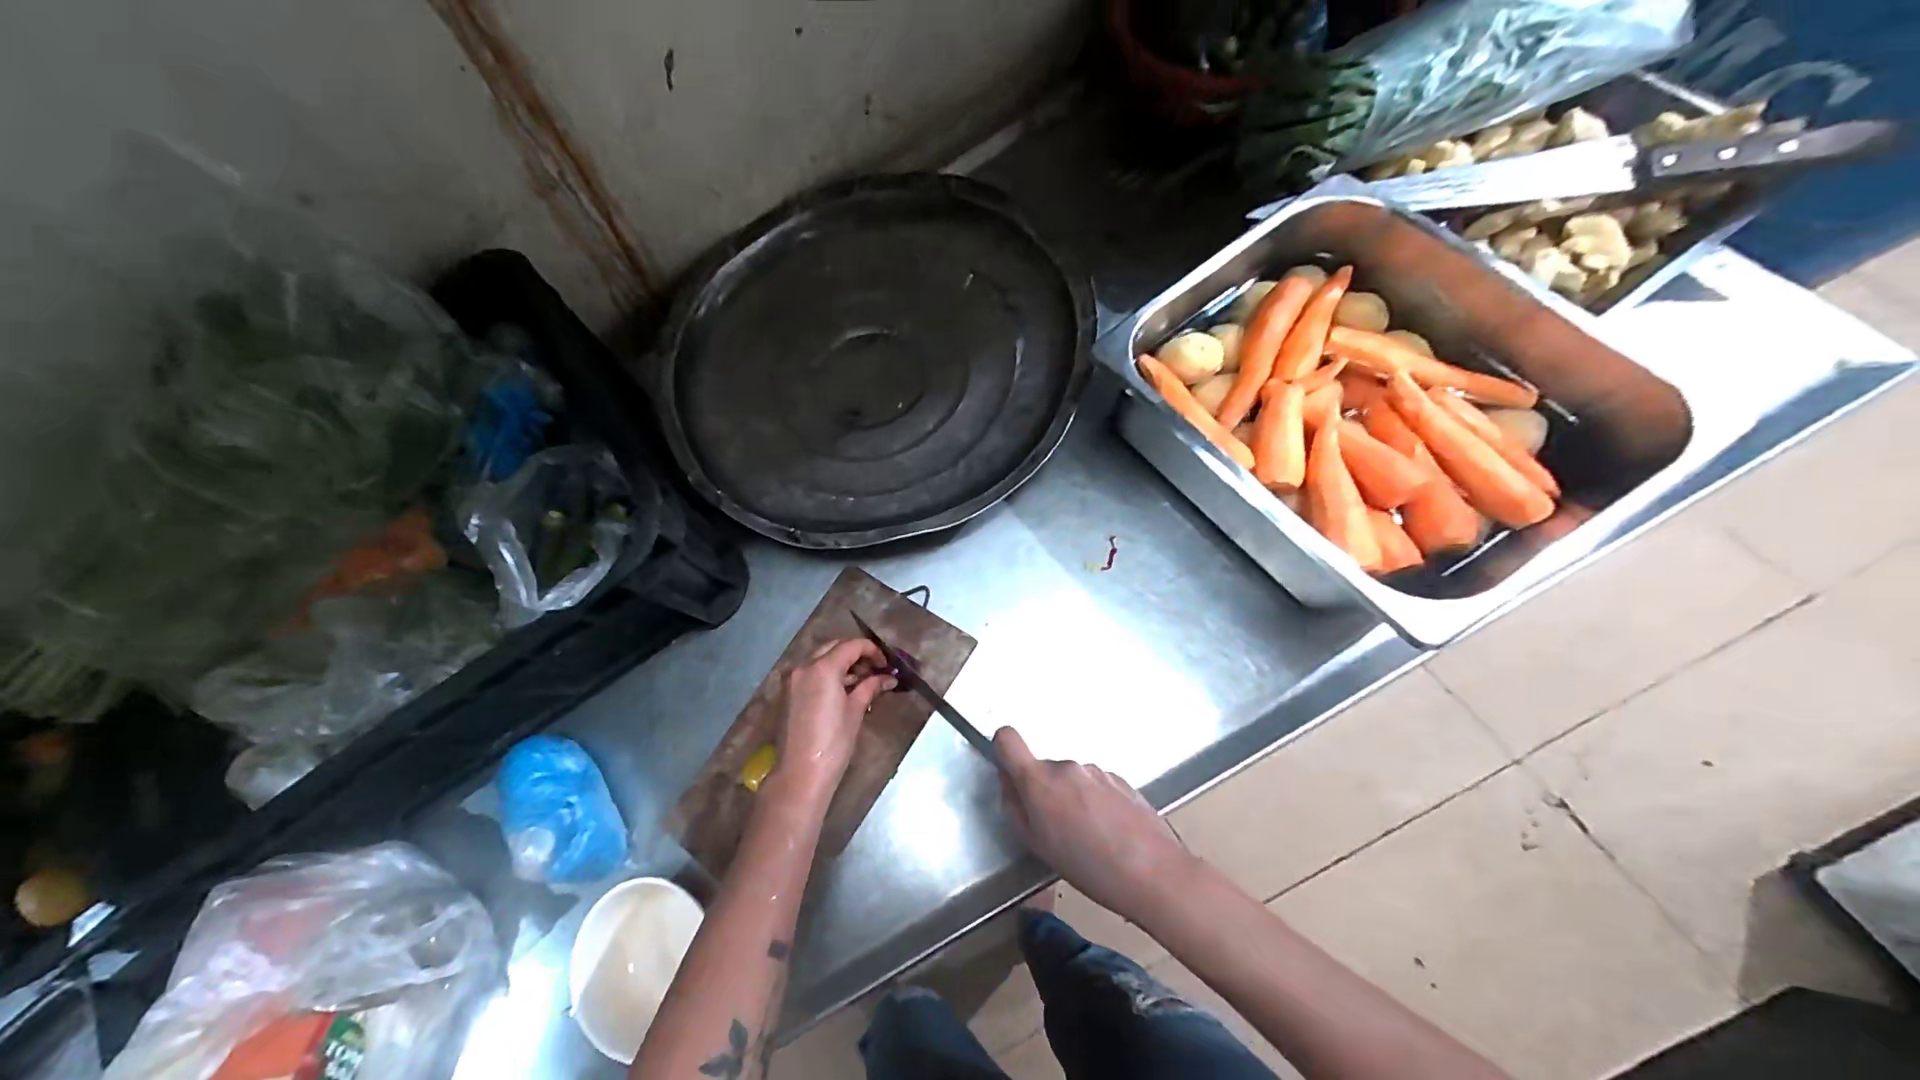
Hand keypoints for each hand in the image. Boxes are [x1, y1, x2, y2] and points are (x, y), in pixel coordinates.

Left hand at [776, 639, 895, 801]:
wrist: (801, 773)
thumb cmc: (833, 742)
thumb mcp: (855, 711)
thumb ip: (870, 687)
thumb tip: (888, 678)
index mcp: (822, 668)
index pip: (851, 646)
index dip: (872, 650)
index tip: (885, 664)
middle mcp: (803, 666)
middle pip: (834, 647)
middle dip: (855, 654)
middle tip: (875, 669)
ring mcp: (792, 679)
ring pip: (820, 658)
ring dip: (841, 663)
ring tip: (862, 681)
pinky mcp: (787, 692)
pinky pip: (810, 672)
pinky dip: (827, 674)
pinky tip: (842, 689)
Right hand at [993, 727, 1194, 924]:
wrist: (1153, 871)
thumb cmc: (1089, 867)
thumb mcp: (1037, 846)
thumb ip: (1015, 809)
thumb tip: (1011, 786)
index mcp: (1039, 781)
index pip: (1007, 739)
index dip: (1003, 751)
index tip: (1011, 775)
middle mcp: (1066, 766)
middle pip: (1043, 769)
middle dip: (1044, 792)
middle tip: (1056, 830)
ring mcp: (1096, 770)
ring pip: (1070, 779)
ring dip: (1072, 799)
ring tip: (1088, 838)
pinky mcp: (1120, 779)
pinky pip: (1095, 785)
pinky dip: (1095, 802)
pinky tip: (1109, 833)